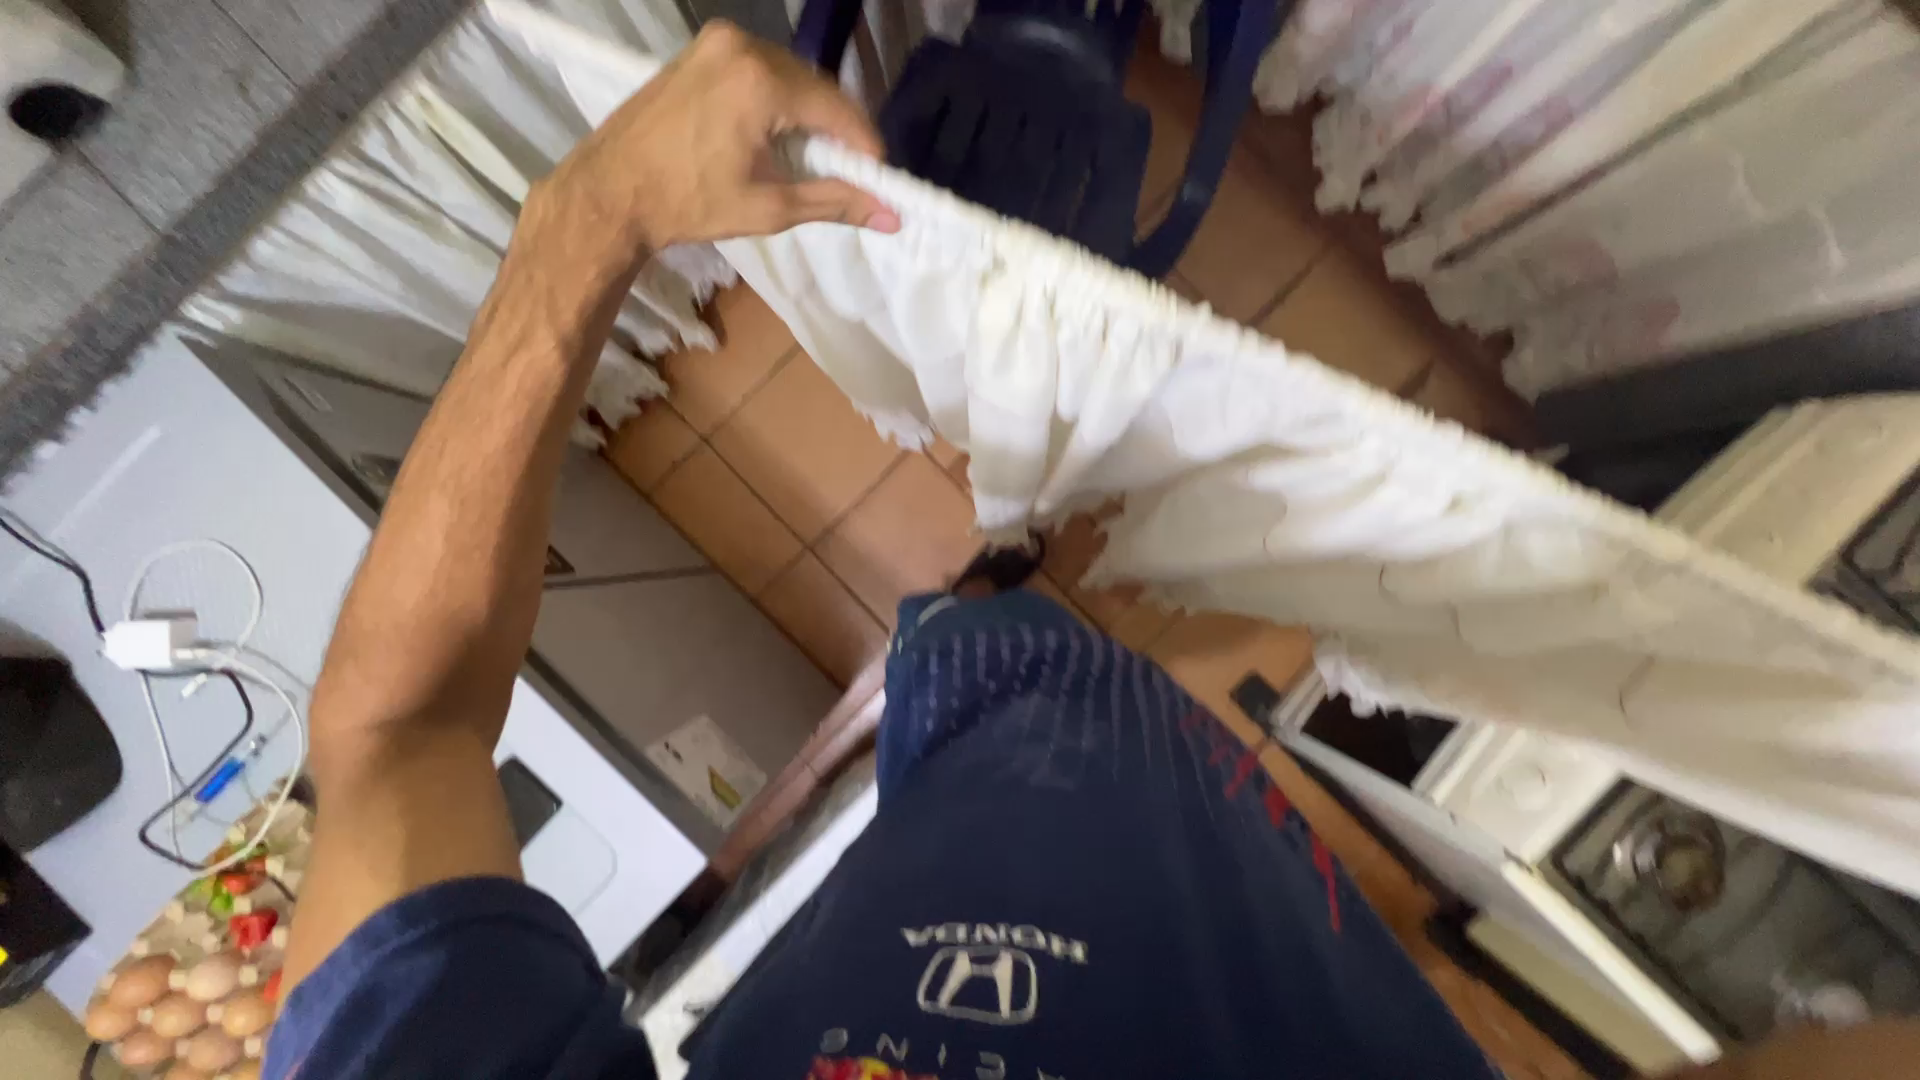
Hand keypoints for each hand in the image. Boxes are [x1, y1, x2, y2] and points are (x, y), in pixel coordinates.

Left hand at [528, 20, 898, 261]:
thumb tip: (892, 216)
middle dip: (838, 133)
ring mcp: (718, 43)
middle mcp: (743, 46)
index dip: (865, 148)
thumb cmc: (690, 203)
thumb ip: (835, 202)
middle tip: (848, 176)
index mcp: (761, 81)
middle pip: (816, 88)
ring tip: (812, 162)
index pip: (838, 109)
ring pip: (791, 77)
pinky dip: (780, 103)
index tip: (878, 182)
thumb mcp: (771, 207)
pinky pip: (761, 72)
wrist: (613, 190)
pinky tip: (778, 139)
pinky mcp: (702, 50)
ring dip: (810, 117)